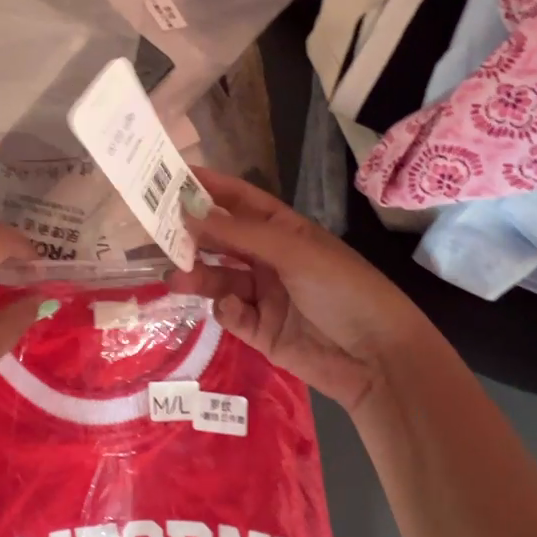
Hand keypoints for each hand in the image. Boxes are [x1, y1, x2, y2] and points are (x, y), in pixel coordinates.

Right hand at [171, 168, 429, 409]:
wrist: (377, 358)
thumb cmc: (343, 288)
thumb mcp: (293, 252)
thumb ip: (238, 234)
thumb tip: (188, 213)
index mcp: (284, 231)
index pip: (240, 201)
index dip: (209, 188)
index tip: (172, 178)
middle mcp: (270, 259)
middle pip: (222, 240)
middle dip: (193, 237)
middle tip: (159, 235)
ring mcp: (264, 295)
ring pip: (219, 278)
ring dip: (197, 275)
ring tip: (175, 278)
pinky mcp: (261, 331)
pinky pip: (230, 314)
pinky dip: (225, 310)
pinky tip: (231, 310)